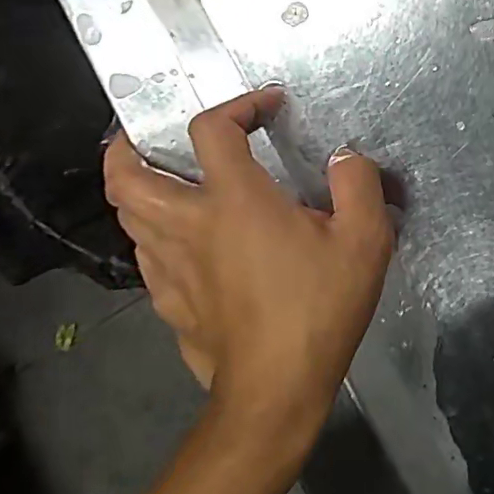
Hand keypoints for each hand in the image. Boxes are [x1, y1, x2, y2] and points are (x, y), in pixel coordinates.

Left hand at [103, 87, 394, 438]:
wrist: (277, 387)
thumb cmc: (322, 304)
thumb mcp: (366, 237)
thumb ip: (358, 182)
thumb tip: (343, 157)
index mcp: (236, 202)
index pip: (212, 131)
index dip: (239, 105)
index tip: (269, 105)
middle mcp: (189, 226)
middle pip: (128, 176)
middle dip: (129, 147)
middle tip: (153, 135)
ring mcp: (169, 267)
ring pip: (127, 215)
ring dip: (137, 186)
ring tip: (166, 178)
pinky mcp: (167, 300)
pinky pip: (143, 251)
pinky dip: (152, 228)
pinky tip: (183, 235)